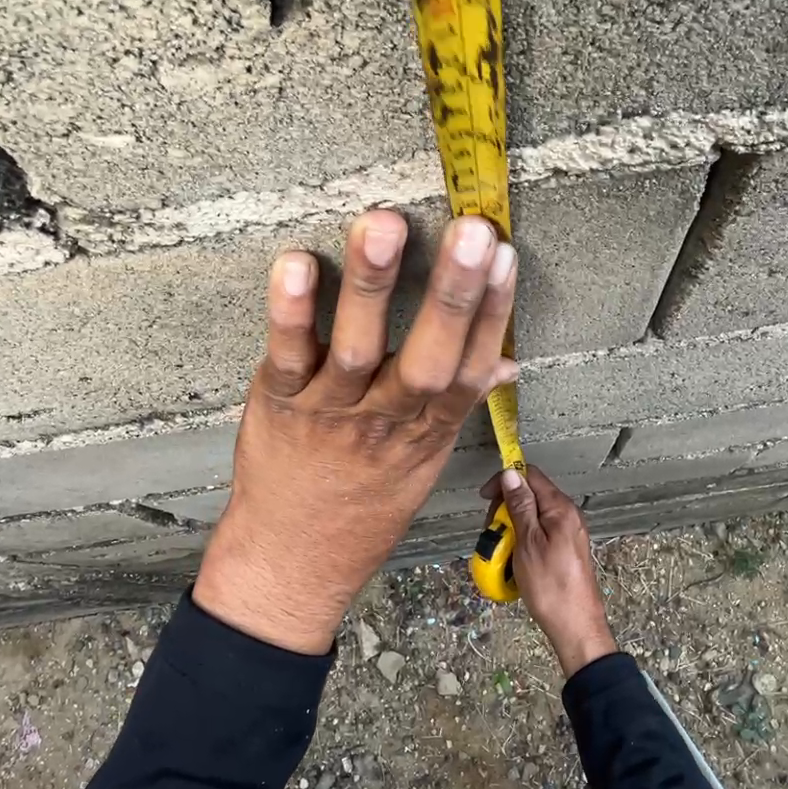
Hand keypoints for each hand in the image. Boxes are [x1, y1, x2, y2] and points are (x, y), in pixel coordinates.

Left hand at [193, 210, 517, 654]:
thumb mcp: (424, 463)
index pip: (471, 368)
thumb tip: (507, 362)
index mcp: (427, 431)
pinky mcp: (280, 403)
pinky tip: (295, 263)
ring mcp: (331, 411)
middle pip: (428, 358)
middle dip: (453, 293)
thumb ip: (460, 405)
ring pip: (356, 346)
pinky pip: (285, 354)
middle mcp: (385, 419)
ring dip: (371, 285)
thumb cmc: (363, 506)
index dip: (492, 312)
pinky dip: (289, 311)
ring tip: (385, 226)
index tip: (503, 255)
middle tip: (472, 232)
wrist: (291, 563)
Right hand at [481, 466, 618, 676]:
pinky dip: (523, 539)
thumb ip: (520, 506)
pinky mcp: (566, 549)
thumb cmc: (550, 586)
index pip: (531, 475)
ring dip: (512, 525)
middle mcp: (568, 514)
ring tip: (501, 549)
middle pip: (531, 495)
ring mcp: (569, 532)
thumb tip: (511, 473)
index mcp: (560, 508)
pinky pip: (540, 532)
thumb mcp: (528, 543)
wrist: (576, 627)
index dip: (505, 480)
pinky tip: (515, 558)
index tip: (485, 499)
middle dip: (506, 507)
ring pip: (533, 515)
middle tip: (492, 531)